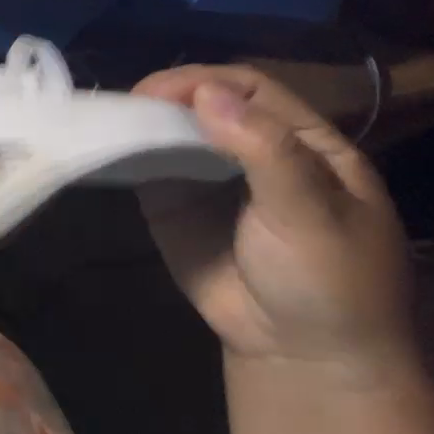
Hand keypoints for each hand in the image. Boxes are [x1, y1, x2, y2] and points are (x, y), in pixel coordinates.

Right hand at [133, 66, 416, 378]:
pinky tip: (104, 139)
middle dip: (166, 94)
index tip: (164, 93)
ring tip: (110, 116)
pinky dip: (121, 144)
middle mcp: (254, 148)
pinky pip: (143, 159)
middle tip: (131, 103)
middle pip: (204, 98)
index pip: (252, 88)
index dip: (207, 81)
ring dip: (139, 115)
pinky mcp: (170, 196)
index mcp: (305, 144)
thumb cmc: (328, 281)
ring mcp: (208, 172)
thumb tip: (205, 91)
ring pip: (169, 124)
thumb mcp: (310, 215)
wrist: (298, 353)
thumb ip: (266, 152)